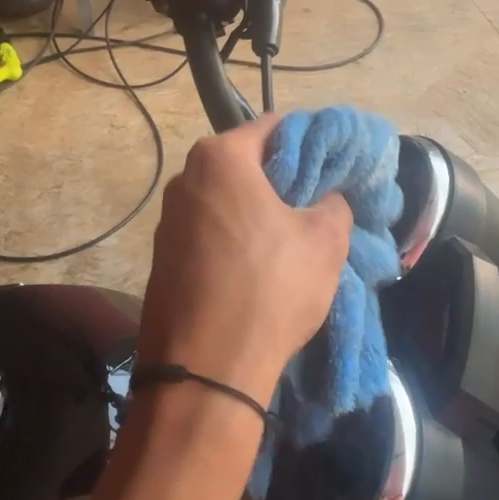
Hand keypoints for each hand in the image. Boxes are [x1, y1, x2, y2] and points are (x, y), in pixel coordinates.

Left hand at [137, 114, 353, 405]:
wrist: (204, 372)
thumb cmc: (268, 289)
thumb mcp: (324, 241)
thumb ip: (334, 203)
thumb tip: (328, 199)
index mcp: (219, 158)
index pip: (274, 127)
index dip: (312, 142)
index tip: (337, 166)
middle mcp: (185, 178)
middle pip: (246, 163)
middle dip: (284, 179)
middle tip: (321, 203)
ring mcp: (167, 220)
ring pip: (227, 200)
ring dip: (260, 212)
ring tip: (295, 239)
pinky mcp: (162, 257)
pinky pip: (210, 233)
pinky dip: (237, 239)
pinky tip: (261, 268)